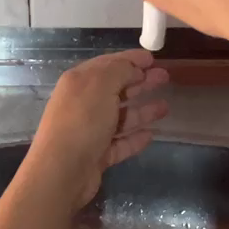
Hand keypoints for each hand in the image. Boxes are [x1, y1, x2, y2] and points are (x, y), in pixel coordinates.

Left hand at [30, 50, 170, 208]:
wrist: (62, 171)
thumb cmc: (82, 120)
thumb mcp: (101, 85)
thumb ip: (119, 71)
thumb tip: (133, 68)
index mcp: (79, 81)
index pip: (107, 64)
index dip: (130, 59)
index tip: (153, 58)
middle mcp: (83, 103)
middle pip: (116, 88)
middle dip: (140, 82)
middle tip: (165, 77)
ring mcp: (90, 130)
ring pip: (120, 116)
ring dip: (142, 110)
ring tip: (165, 107)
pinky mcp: (97, 155)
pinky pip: (120, 143)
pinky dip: (134, 138)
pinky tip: (151, 135)